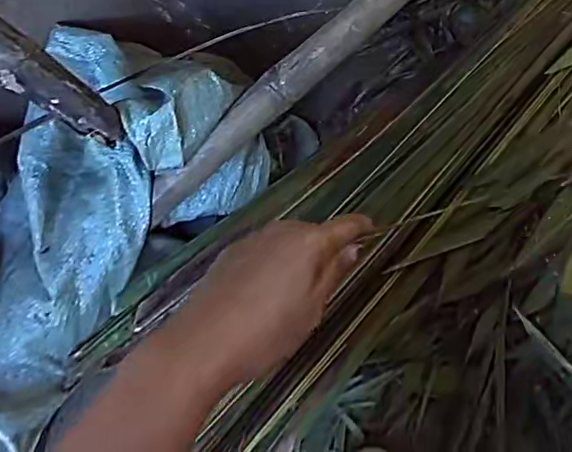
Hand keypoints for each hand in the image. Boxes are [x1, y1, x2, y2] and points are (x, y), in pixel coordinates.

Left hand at [169, 215, 372, 384]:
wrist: (198, 345)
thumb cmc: (266, 333)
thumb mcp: (310, 311)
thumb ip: (333, 275)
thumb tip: (352, 248)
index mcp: (310, 242)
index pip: (344, 226)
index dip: (361, 225)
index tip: (372, 227)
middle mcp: (284, 230)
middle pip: (313, 234)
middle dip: (323, 250)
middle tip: (323, 282)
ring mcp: (255, 238)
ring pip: (286, 241)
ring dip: (294, 257)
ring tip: (288, 292)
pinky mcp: (231, 252)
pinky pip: (262, 250)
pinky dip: (270, 263)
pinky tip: (259, 293)